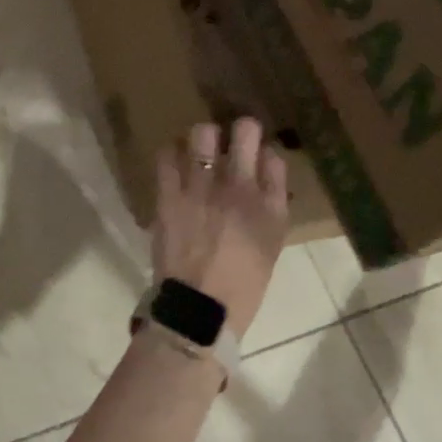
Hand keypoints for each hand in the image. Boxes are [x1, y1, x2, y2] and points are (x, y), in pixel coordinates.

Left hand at [151, 118, 289, 337]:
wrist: (199, 311)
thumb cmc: (241, 288)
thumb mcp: (270, 249)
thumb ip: (270, 209)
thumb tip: (263, 177)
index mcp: (269, 207)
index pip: (274, 157)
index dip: (264, 152)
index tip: (257, 157)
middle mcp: (239, 188)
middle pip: (245, 131)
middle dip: (240, 129)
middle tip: (231, 140)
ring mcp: (202, 187)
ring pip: (203, 133)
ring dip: (203, 136)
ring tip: (199, 147)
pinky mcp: (170, 194)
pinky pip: (166, 155)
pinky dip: (170, 153)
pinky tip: (173, 160)